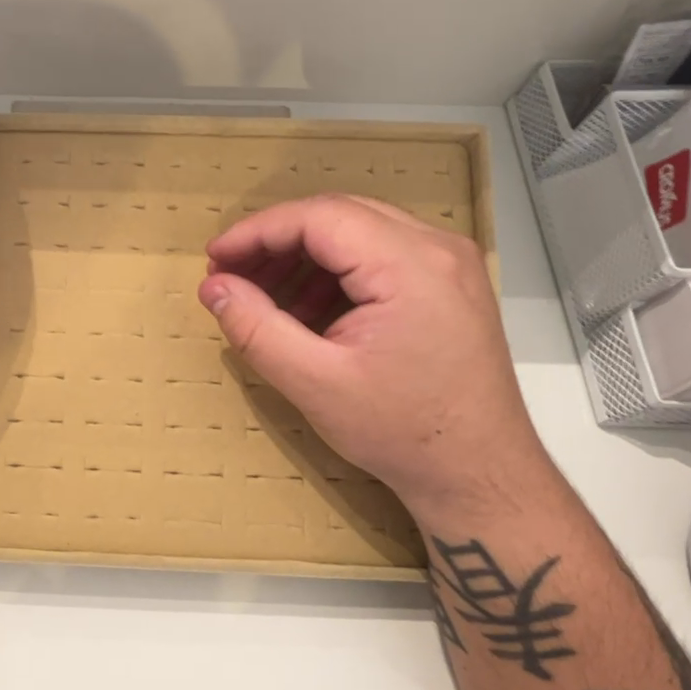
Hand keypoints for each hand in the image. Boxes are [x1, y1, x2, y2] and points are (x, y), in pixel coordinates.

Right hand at [197, 194, 550, 518]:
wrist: (478, 473)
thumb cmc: (400, 431)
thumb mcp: (314, 383)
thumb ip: (256, 328)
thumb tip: (213, 287)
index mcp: (410, 263)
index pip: (319, 217)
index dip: (257, 231)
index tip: (214, 259)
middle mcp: (437, 247)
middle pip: (338, 217)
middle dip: (275, 242)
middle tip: (228, 276)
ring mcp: (448, 264)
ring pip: (356, 233)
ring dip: (300, 258)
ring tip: (257, 297)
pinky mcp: (448, 286)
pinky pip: (378, 257)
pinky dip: (331, 274)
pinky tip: (302, 312)